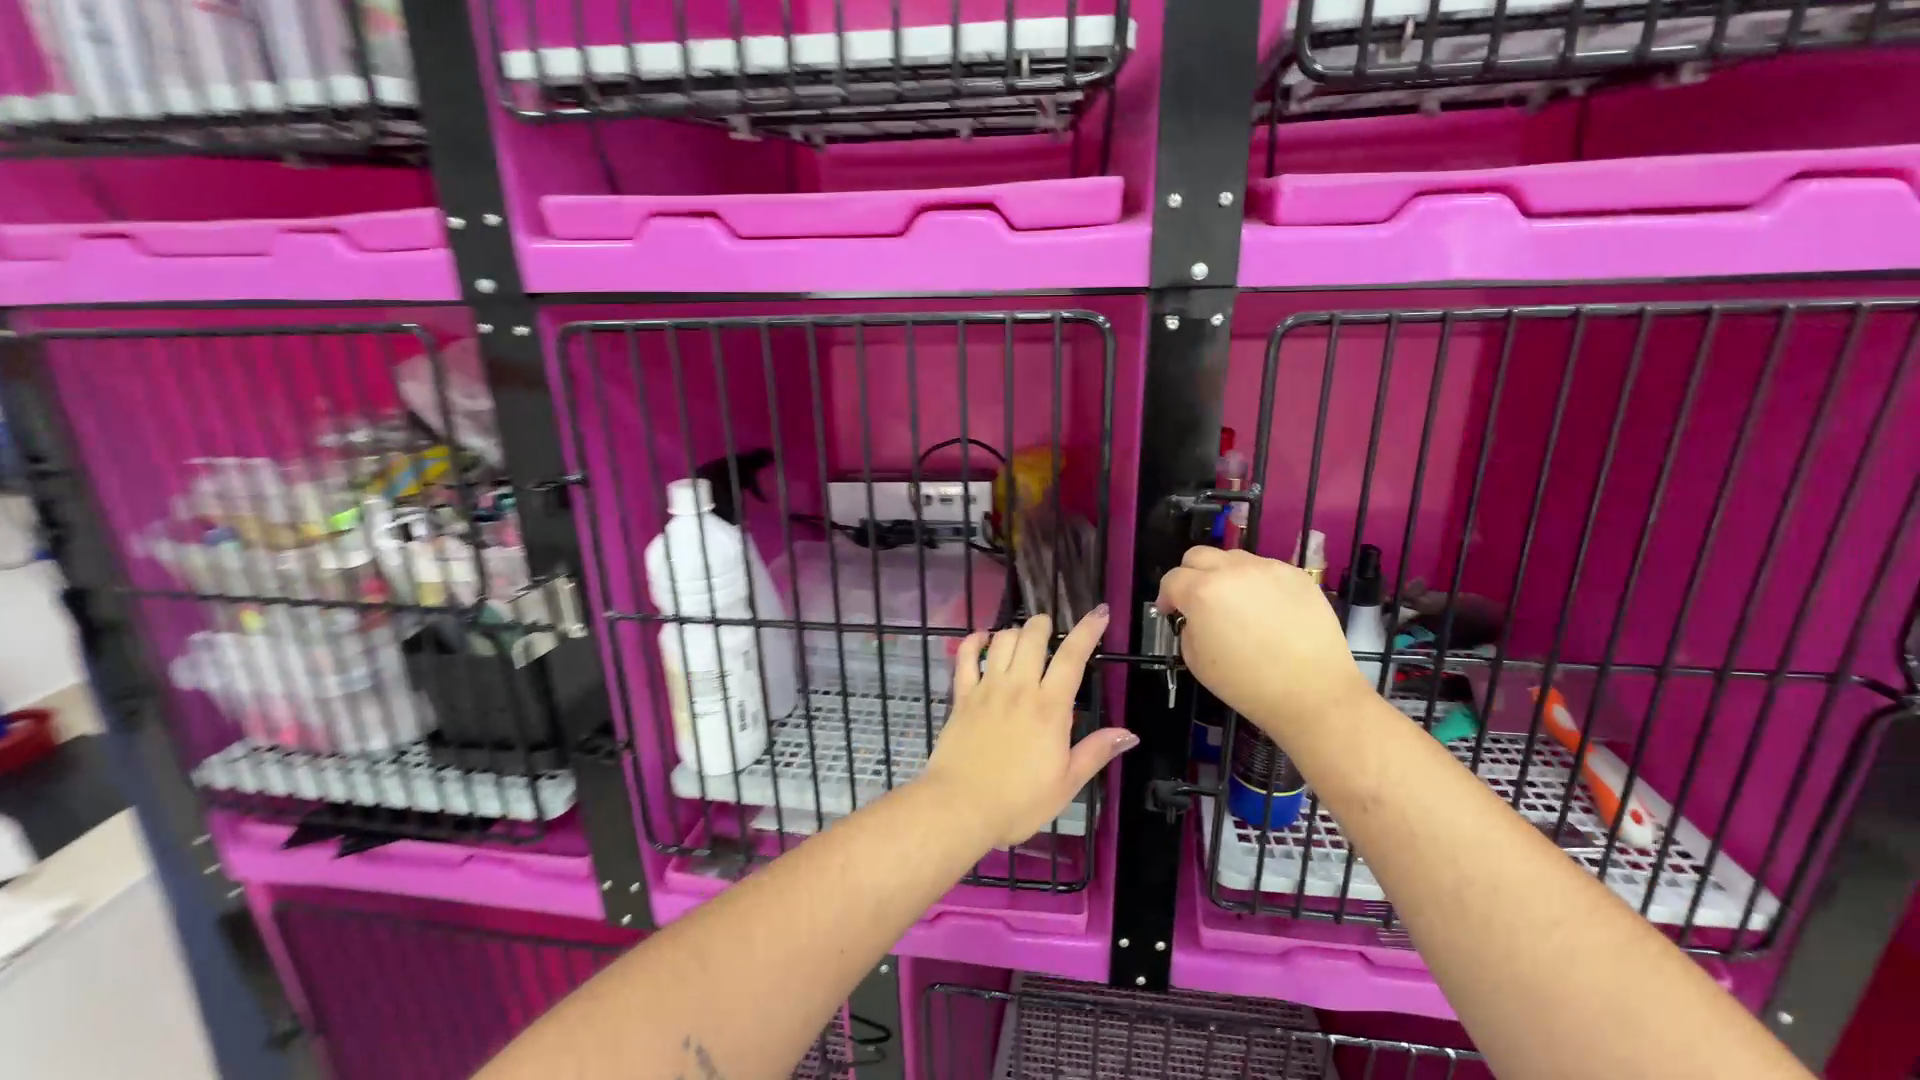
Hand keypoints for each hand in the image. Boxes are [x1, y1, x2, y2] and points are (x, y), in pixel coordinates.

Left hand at [921, 607, 1137, 848]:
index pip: (1072, 657)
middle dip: (1045, 624)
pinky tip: (983, 639)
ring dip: (1015, 632)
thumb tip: (1129, 734)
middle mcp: (1019, 688)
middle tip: (1051, 629)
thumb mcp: (1067, 784)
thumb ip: (1096, 752)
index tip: (1099, 613)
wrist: (960, 807)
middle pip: (1032, 637)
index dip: (1087, 630)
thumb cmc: (1018, 801)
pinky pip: (965, 657)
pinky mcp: (962, 698)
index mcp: (1050, 708)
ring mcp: (987, 690)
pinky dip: (975, 642)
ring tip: (1023, 638)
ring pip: (1002, 641)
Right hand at [1156, 547, 1372, 735]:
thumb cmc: (1248, 684)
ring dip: (1224, 576)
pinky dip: (1257, 583)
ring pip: (1234, 559)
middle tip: (1197, 601)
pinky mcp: (1297, 575)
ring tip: (1236, 605)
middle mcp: (1233, 570)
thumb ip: (1189, 628)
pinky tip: (1267, 611)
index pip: (1172, 579)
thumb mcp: (1197, 662)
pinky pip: (1266, 570)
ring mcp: (1269, 568)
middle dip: (1190, 575)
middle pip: (1198, 555)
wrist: (1313, 692)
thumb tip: (1195, 617)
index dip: (1166, 597)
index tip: (1170, 612)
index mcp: (1203, 592)